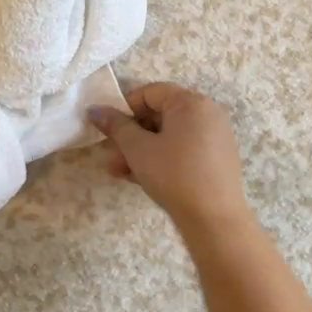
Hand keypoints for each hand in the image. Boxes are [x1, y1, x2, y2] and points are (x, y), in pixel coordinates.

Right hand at [90, 83, 251, 232]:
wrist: (213, 218)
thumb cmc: (173, 175)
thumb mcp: (138, 149)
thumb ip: (116, 126)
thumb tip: (95, 109)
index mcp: (190, 102)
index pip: (150, 92)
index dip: (125, 108)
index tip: (110, 130)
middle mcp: (207, 112)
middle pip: (160, 114)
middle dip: (131, 135)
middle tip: (112, 156)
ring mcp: (215, 136)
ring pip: (169, 135)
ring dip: (142, 150)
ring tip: (121, 172)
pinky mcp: (217, 158)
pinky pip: (183, 149)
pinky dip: (162, 158)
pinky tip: (142, 178)